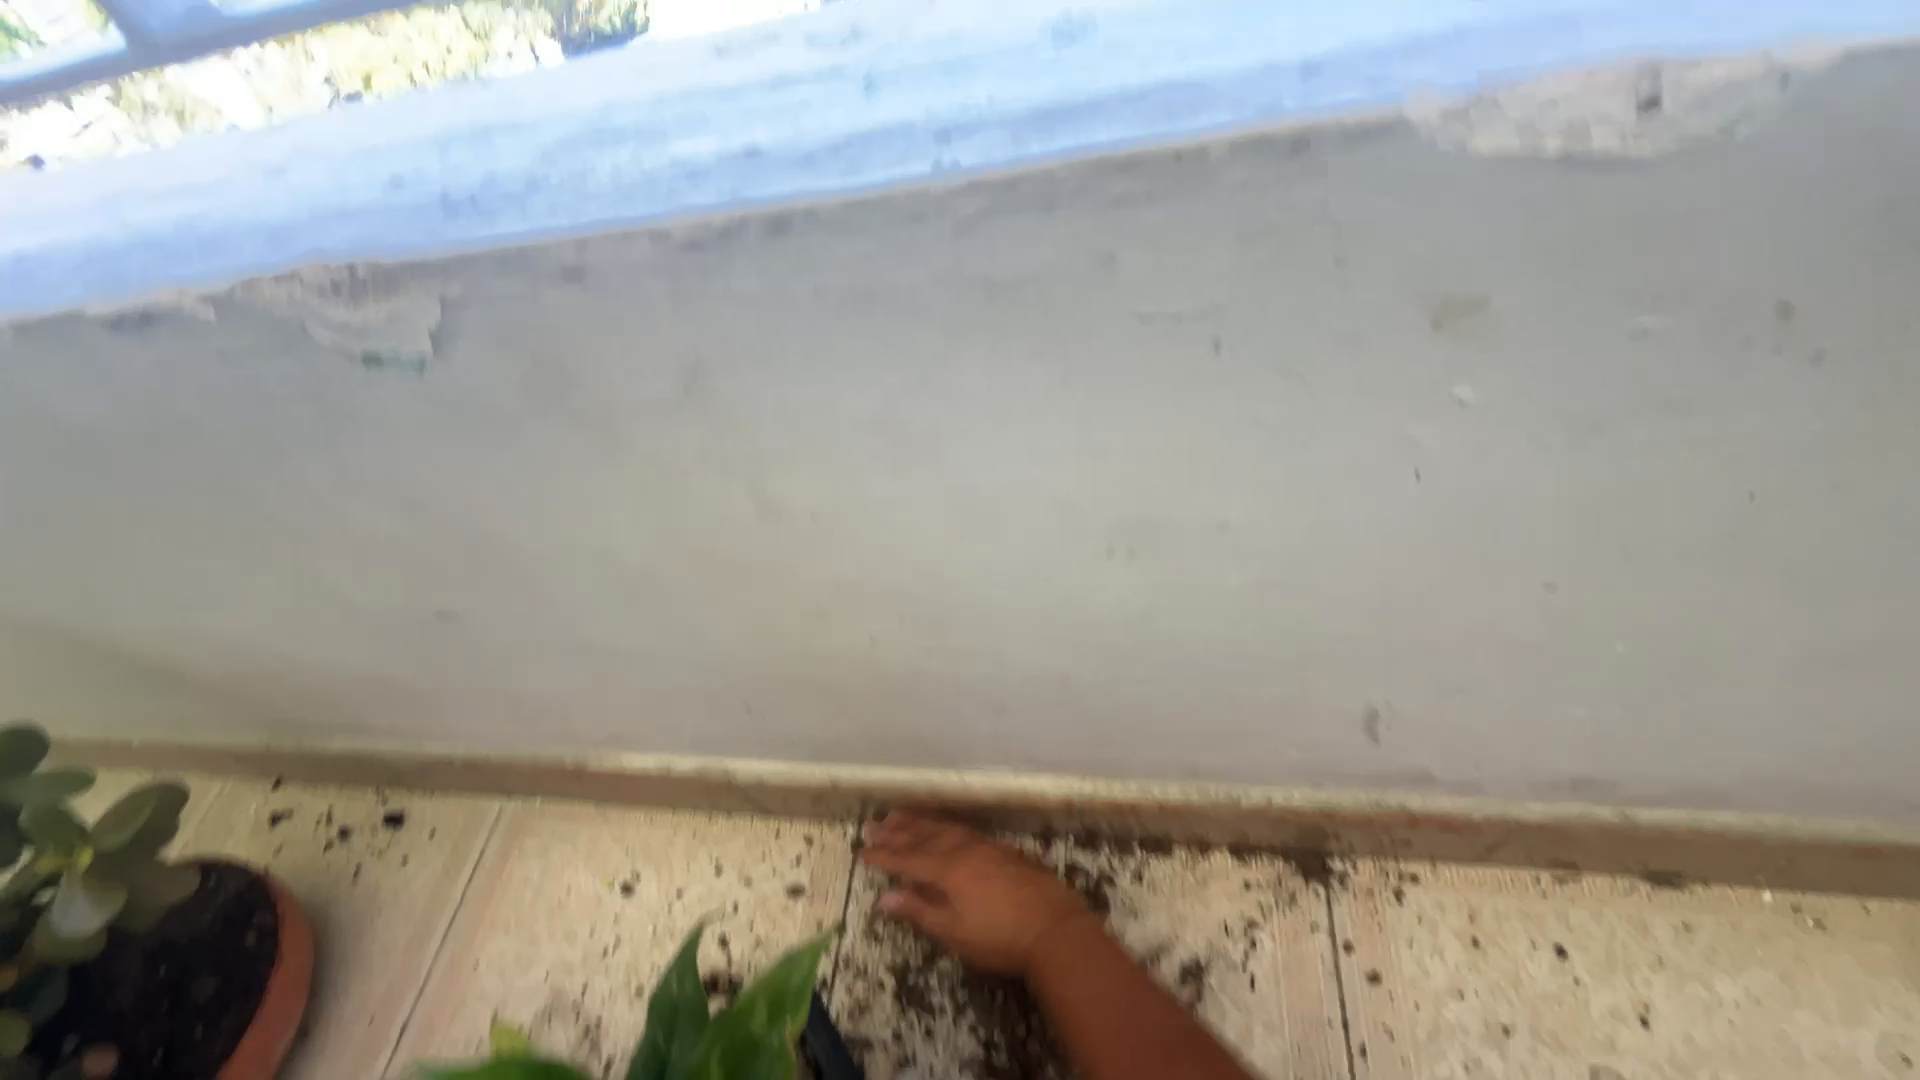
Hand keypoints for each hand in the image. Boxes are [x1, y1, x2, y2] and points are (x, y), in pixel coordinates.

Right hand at [858, 811, 1094, 976]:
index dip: (884, 856)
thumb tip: (884, 898)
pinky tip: (946, 831)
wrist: (1055, 929)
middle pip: (924, 836)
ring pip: (945, 828)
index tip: (862, 850)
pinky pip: (964, 831)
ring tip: (901, 816)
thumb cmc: (999, 937)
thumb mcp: (953, 931)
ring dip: (921, 823)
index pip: (907, 859)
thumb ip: (919, 911)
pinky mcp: (1004, 851)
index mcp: (948, 868)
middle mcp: (964, 849)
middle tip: (874, 824)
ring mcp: (987, 847)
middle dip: (897, 831)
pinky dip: (946, 827)